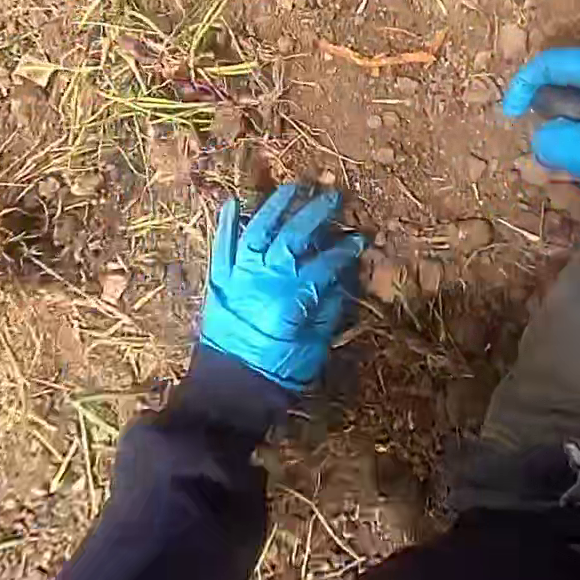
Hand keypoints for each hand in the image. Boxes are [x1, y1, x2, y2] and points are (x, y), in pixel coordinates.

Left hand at [200, 184, 364, 390]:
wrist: (226, 393)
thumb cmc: (277, 373)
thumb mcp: (314, 348)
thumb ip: (328, 310)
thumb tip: (342, 280)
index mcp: (293, 296)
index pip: (325, 263)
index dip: (345, 250)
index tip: (360, 240)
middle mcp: (265, 278)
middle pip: (294, 236)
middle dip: (316, 213)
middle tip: (333, 195)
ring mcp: (239, 276)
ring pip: (257, 230)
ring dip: (276, 206)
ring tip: (292, 186)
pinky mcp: (219, 281)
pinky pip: (221, 248)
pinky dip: (225, 224)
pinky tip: (232, 201)